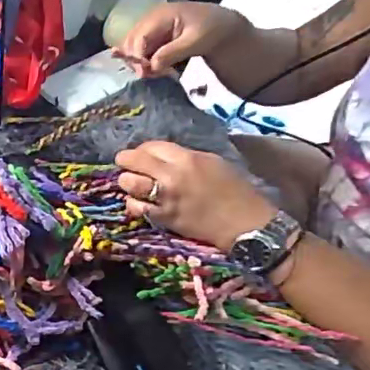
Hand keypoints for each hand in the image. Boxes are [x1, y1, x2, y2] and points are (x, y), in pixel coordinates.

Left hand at [114, 140, 277, 249]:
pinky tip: (138, 203)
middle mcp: (172, 175)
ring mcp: (165, 197)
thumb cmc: (234, 190)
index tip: (141, 155)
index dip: (142, 149)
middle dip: (125, 161)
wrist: (244, 223)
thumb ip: (185, 157)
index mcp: (187, 158)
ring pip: (129, 183)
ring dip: (126, 182)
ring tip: (131, 184)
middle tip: (126, 165)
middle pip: (133, 161)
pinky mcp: (163, 218)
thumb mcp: (213, 162)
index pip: (151, 146)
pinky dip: (133, 204)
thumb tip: (162, 157)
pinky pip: (136, 207)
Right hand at [115, 1, 257, 76]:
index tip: (145, 74)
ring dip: (140, 63)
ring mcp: (150, 28)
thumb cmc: (211, 30)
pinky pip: (141, 52)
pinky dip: (145, 63)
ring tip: (156, 73)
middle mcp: (150, 19)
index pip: (138, 38)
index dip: (137, 57)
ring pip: (133, 49)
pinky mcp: (152, 37)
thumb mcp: (195, 41)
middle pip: (130, 43)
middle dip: (136, 61)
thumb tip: (151, 66)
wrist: (222, 26)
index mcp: (160, 15)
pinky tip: (157, 69)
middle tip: (151, 76)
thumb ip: (172, 53)